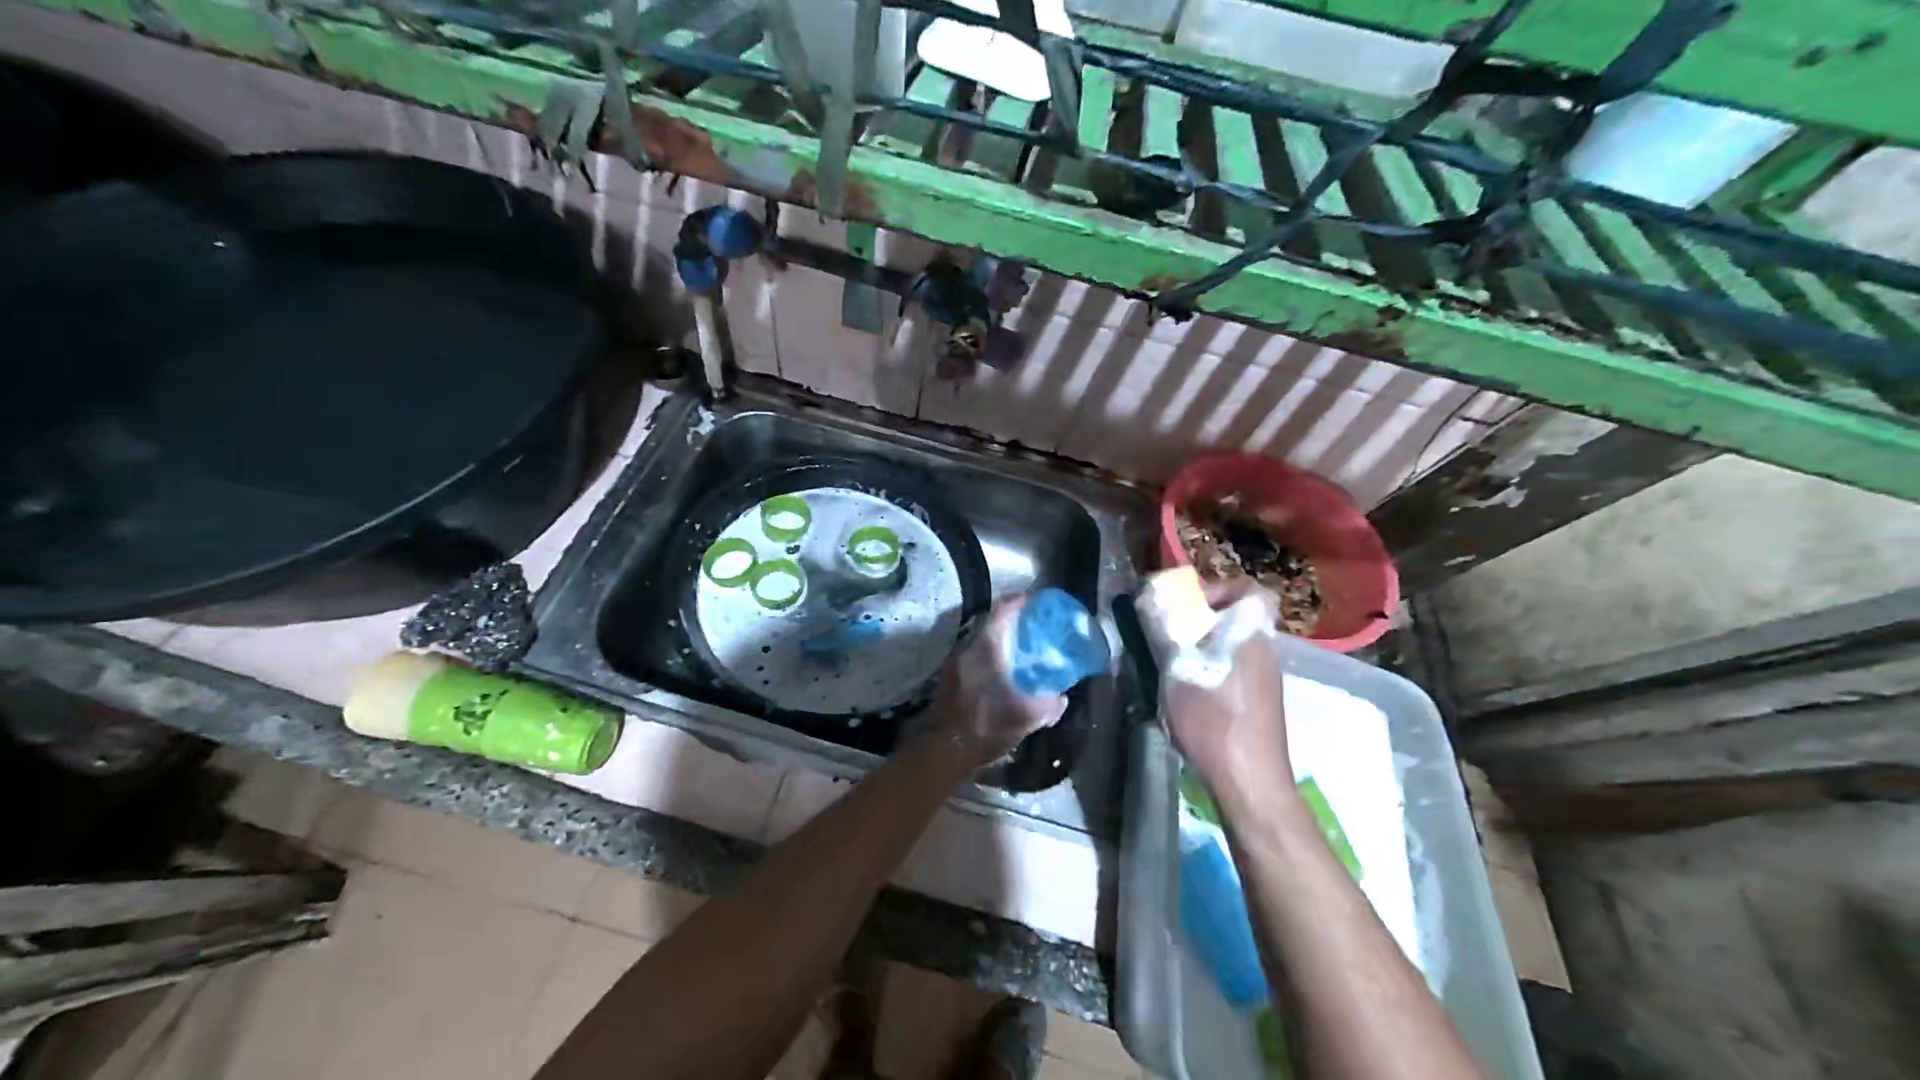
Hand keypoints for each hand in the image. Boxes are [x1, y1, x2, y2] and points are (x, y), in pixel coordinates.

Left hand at [934, 597, 1068, 767]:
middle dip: (1011, 622)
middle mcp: (967, 648)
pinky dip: (987, 656)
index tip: (1034, 600)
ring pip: (979, 641)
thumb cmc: (986, 727)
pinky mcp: (948, 678)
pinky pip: (971, 656)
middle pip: (990, 624)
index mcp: (986, 648)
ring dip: (998, 640)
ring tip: (1018, 649)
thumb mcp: (1025, 718)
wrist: (945, 750)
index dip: (1019, 602)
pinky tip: (999, 672)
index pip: (1002, 611)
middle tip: (1031, 627)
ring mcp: (954, 662)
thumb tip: (1061, 697)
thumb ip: (1049, 705)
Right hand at [1160, 582, 1294, 812]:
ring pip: (1233, 646)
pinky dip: (1210, 672)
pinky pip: (1233, 670)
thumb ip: (1162, 629)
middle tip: (1170, 633)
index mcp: (1251, 633)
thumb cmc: (1214, 718)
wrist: (1250, 781)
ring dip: (1203, 648)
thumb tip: (1146, 596)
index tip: (1190, 604)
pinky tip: (1187, 695)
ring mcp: (1265, 679)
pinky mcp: (1259, 703)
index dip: (1221, 589)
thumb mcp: (1177, 669)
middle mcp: (1265, 649)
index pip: (1251, 590)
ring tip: (1171, 665)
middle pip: (1237, 618)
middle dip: (1201, 621)